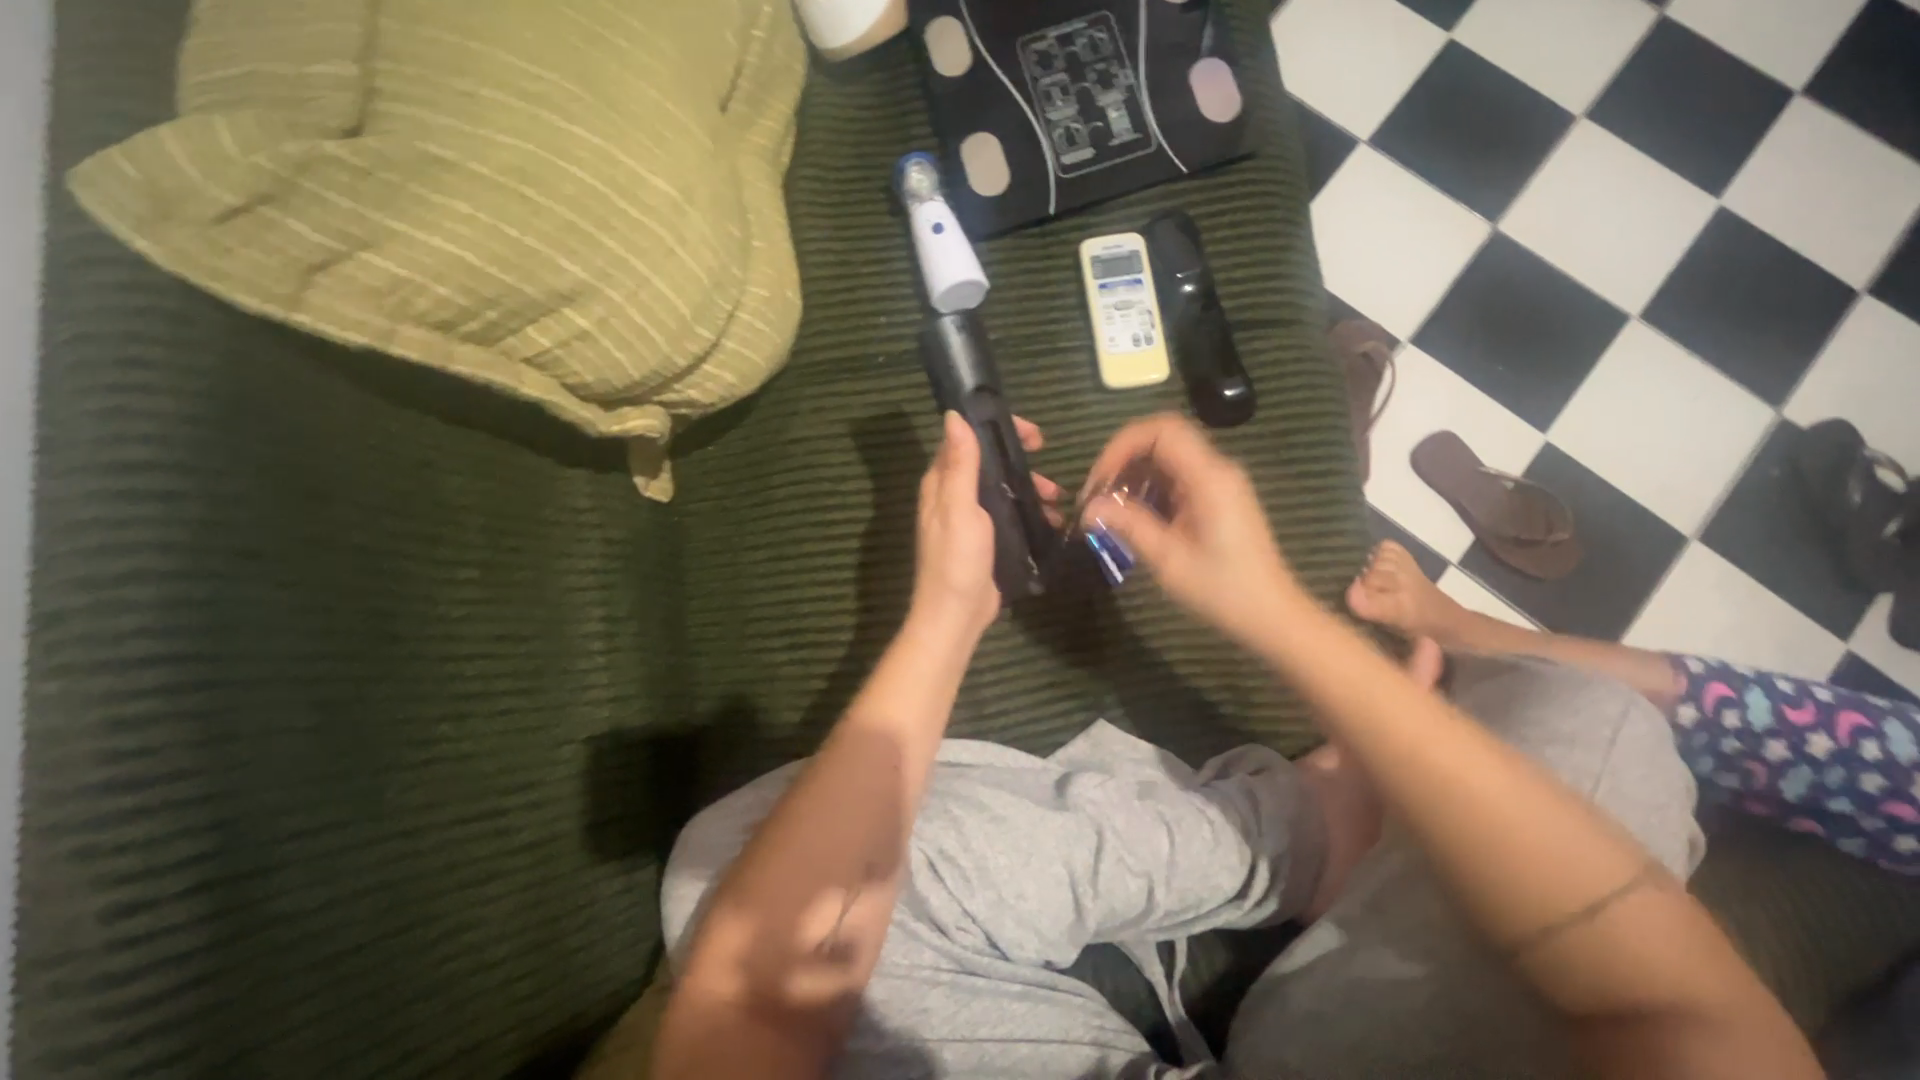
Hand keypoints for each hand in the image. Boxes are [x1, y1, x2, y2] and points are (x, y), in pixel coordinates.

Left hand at [911, 411, 1061, 637]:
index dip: (994, 427)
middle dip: (1017, 457)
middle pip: (987, 463)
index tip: (1029, 432)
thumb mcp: (959, 507)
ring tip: (1056, 497)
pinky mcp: (986, 540)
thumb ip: (960, 464)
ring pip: (1002, 488)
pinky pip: (1010, 514)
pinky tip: (1052, 520)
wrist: (957, 615)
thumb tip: (954, 415)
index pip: (965, 440)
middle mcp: (953, 496)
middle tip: (1046, 454)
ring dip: (1029, 486)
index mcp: (942, 483)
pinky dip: (1030, 511)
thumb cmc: (956, 559)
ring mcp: (970, 519)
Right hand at [1081, 412, 1301, 646]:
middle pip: (1162, 441)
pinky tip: (1136, 520)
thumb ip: (1128, 525)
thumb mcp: (1168, 560)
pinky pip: (1178, 480)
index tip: (1099, 481)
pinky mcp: (1218, 499)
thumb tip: (1088, 508)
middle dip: (1123, 462)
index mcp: (1209, 478)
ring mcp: (1220, 484)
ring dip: (1135, 479)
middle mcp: (1217, 470)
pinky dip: (1151, 491)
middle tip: (1098, 498)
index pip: (1161, 431)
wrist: (1272, 615)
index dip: (1122, 446)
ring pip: (1168, 460)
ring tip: (1111, 513)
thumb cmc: (1223, 590)